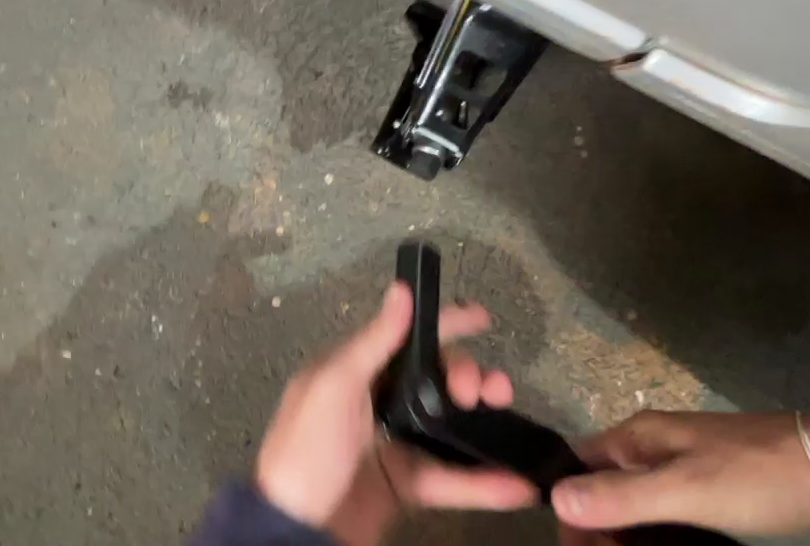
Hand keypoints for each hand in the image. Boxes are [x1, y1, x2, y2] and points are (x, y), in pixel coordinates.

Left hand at [255, 282, 536, 543]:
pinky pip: (451, 477)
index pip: (407, 335)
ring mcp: (395, 442)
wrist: (293, 532)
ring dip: (483, 415)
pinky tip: (517, 482)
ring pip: (450, 421)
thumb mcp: (334, 387)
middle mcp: (379, 399)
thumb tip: (401, 288)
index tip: (482, 318)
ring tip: (506, 411)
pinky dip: (483, 482)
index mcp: (357, 369)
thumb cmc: (307, 449)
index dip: (444, 322)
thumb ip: (373, 341)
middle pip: (436, 376)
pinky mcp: (406, 485)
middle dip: (466, 373)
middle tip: (480, 391)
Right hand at [551, 411, 809, 541]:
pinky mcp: (709, 485)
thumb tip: (554, 500)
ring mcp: (682, 464)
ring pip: (634, 501)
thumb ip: (622, 497)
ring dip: (625, 534)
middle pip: (603, 484)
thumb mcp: (686, 493)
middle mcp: (651, 445)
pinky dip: (655, 535)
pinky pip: (664, 511)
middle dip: (598, 527)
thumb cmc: (754, 477)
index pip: (579, 466)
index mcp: (637, 437)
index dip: (569, 506)